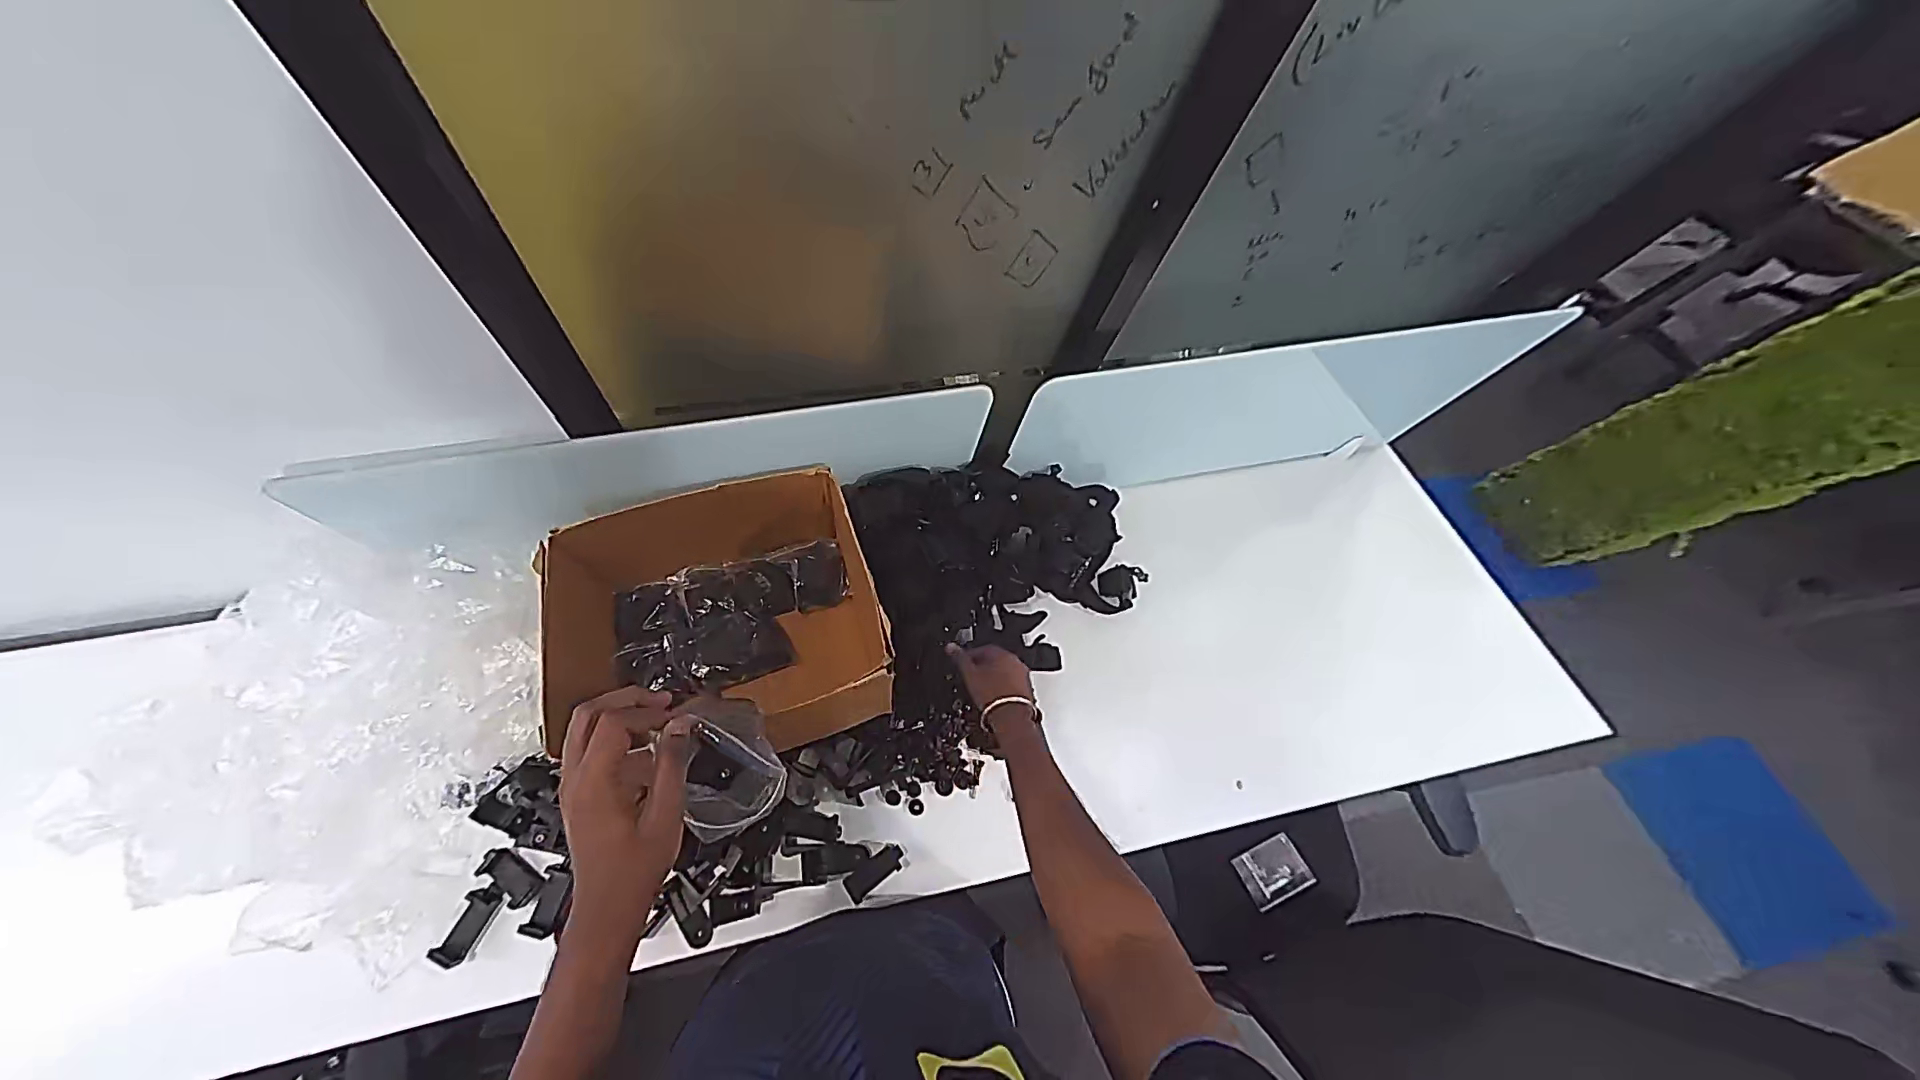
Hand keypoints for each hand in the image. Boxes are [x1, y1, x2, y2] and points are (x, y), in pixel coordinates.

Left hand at [559, 687, 692, 929]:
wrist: (609, 905)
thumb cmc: (633, 870)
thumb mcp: (665, 813)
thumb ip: (671, 763)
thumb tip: (680, 726)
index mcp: (593, 782)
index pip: (613, 721)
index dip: (648, 710)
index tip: (675, 714)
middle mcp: (575, 781)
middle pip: (588, 714)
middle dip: (626, 699)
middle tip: (660, 700)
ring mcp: (573, 787)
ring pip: (584, 729)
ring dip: (620, 715)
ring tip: (657, 718)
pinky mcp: (580, 795)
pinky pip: (591, 750)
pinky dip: (618, 738)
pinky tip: (649, 752)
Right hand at [945, 643, 1038, 731]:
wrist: (1011, 717)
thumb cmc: (992, 695)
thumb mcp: (969, 674)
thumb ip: (960, 659)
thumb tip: (951, 648)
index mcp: (1001, 653)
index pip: (982, 649)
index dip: (969, 657)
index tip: (962, 663)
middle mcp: (1015, 662)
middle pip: (994, 660)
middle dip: (981, 667)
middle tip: (970, 676)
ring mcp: (1022, 676)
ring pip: (1003, 672)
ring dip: (992, 678)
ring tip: (981, 689)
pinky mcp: (1026, 690)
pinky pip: (1010, 684)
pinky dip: (1001, 688)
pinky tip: (993, 697)